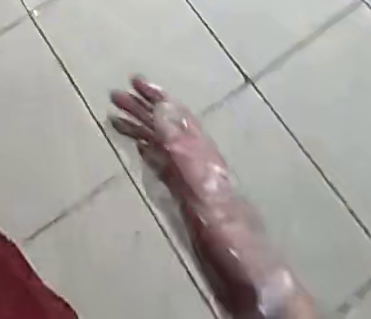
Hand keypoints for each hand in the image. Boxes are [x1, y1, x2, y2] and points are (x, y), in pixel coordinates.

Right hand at [110, 78, 314, 318]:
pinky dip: (150, 153)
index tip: (135, 81)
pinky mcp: (190, 206)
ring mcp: (197, 187)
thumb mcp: (205, 192)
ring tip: (117, 117)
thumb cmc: (231, 240)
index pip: (181, 121)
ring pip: (165, 148)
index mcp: (207, 161)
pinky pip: (165, 168)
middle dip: (144, 110)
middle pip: (171, 132)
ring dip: (143, 129)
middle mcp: (202, 168)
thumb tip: (162, 108)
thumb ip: (185, 153)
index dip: (160, 100)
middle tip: (115, 95)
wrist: (255, 290)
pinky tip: (141, 151)